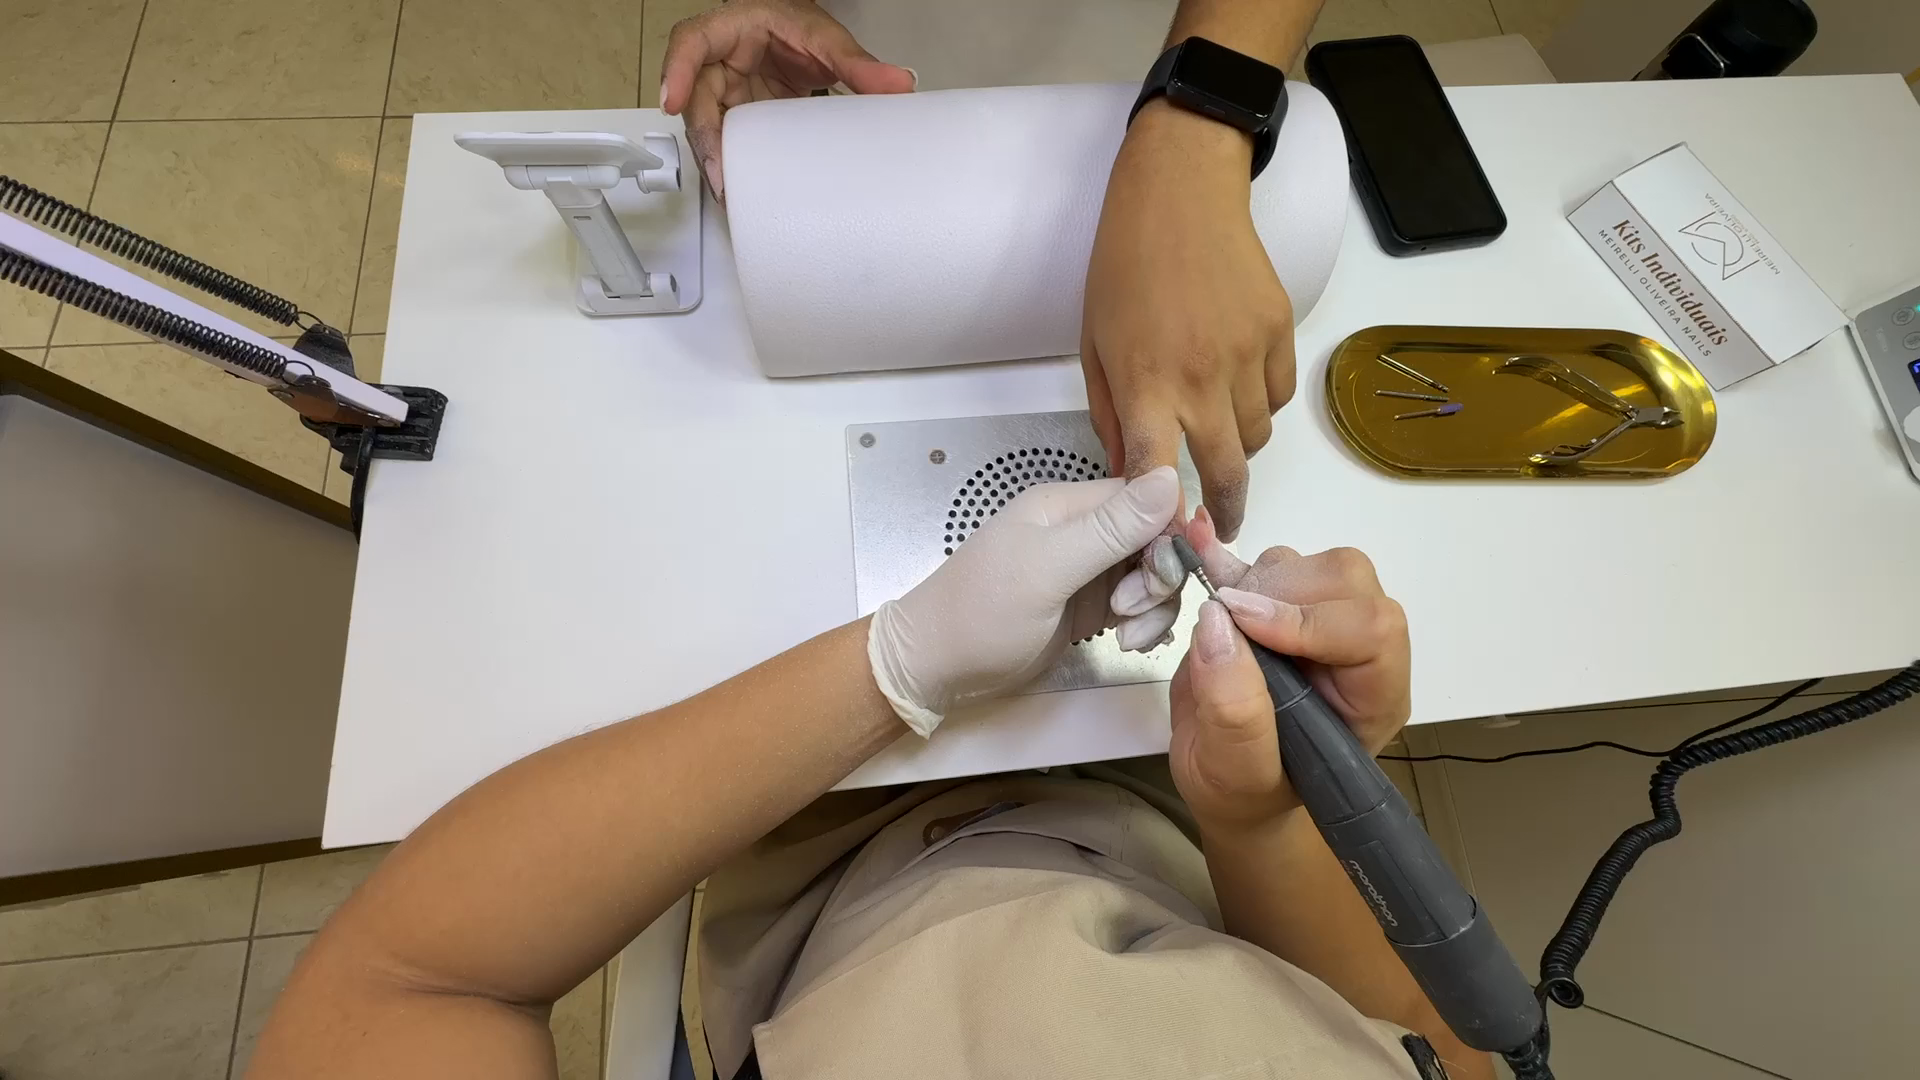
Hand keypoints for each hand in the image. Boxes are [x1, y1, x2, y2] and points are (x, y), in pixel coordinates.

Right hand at [659, 0, 914, 199]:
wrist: (806, 47)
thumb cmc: (800, 29)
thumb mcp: (828, 40)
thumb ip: (860, 63)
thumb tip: (900, 84)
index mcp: (735, 30)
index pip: (693, 42)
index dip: (678, 69)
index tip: (673, 100)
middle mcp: (724, 63)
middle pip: (696, 98)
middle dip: (704, 139)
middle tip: (718, 176)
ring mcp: (729, 93)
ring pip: (709, 126)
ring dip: (714, 160)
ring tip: (727, 193)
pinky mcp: (740, 119)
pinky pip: (727, 142)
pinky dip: (730, 166)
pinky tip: (737, 191)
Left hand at [868, 467, 1180, 735]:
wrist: (939, 666)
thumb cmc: (984, 611)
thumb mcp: (1047, 568)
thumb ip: (1110, 528)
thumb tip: (1171, 475)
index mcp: (1067, 506)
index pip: (1144, 499)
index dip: (1170, 531)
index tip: (1171, 570)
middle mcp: (1082, 531)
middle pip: (1155, 540)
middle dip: (1159, 577)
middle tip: (1129, 609)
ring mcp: (1087, 570)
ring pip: (1152, 576)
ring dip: (1153, 607)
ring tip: (1126, 635)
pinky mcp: (1089, 605)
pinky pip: (1138, 605)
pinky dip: (1143, 623)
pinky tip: (1126, 643)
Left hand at [1080, 102, 1295, 543]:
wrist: (1180, 191)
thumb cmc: (1120, 271)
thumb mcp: (1094, 348)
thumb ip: (1112, 416)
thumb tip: (1129, 470)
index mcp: (1147, 387)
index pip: (1157, 474)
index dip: (1162, 519)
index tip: (1169, 543)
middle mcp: (1203, 381)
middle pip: (1227, 470)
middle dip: (1226, 508)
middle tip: (1221, 527)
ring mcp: (1249, 355)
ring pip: (1258, 435)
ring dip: (1238, 448)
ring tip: (1217, 434)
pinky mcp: (1281, 331)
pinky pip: (1279, 394)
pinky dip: (1261, 406)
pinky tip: (1238, 389)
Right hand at [1167, 512, 1409, 834]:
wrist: (1223, 782)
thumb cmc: (1241, 791)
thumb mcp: (1235, 773)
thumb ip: (1235, 713)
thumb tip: (1219, 621)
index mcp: (1371, 696)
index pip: (1372, 630)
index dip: (1305, 617)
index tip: (1238, 621)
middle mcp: (1354, 649)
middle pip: (1347, 580)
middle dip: (1278, 588)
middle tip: (1225, 618)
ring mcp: (1315, 621)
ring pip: (1306, 562)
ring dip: (1252, 577)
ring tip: (1215, 615)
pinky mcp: (1273, 604)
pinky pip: (1261, 560)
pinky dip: (1224, 555)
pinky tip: (1197, 550)